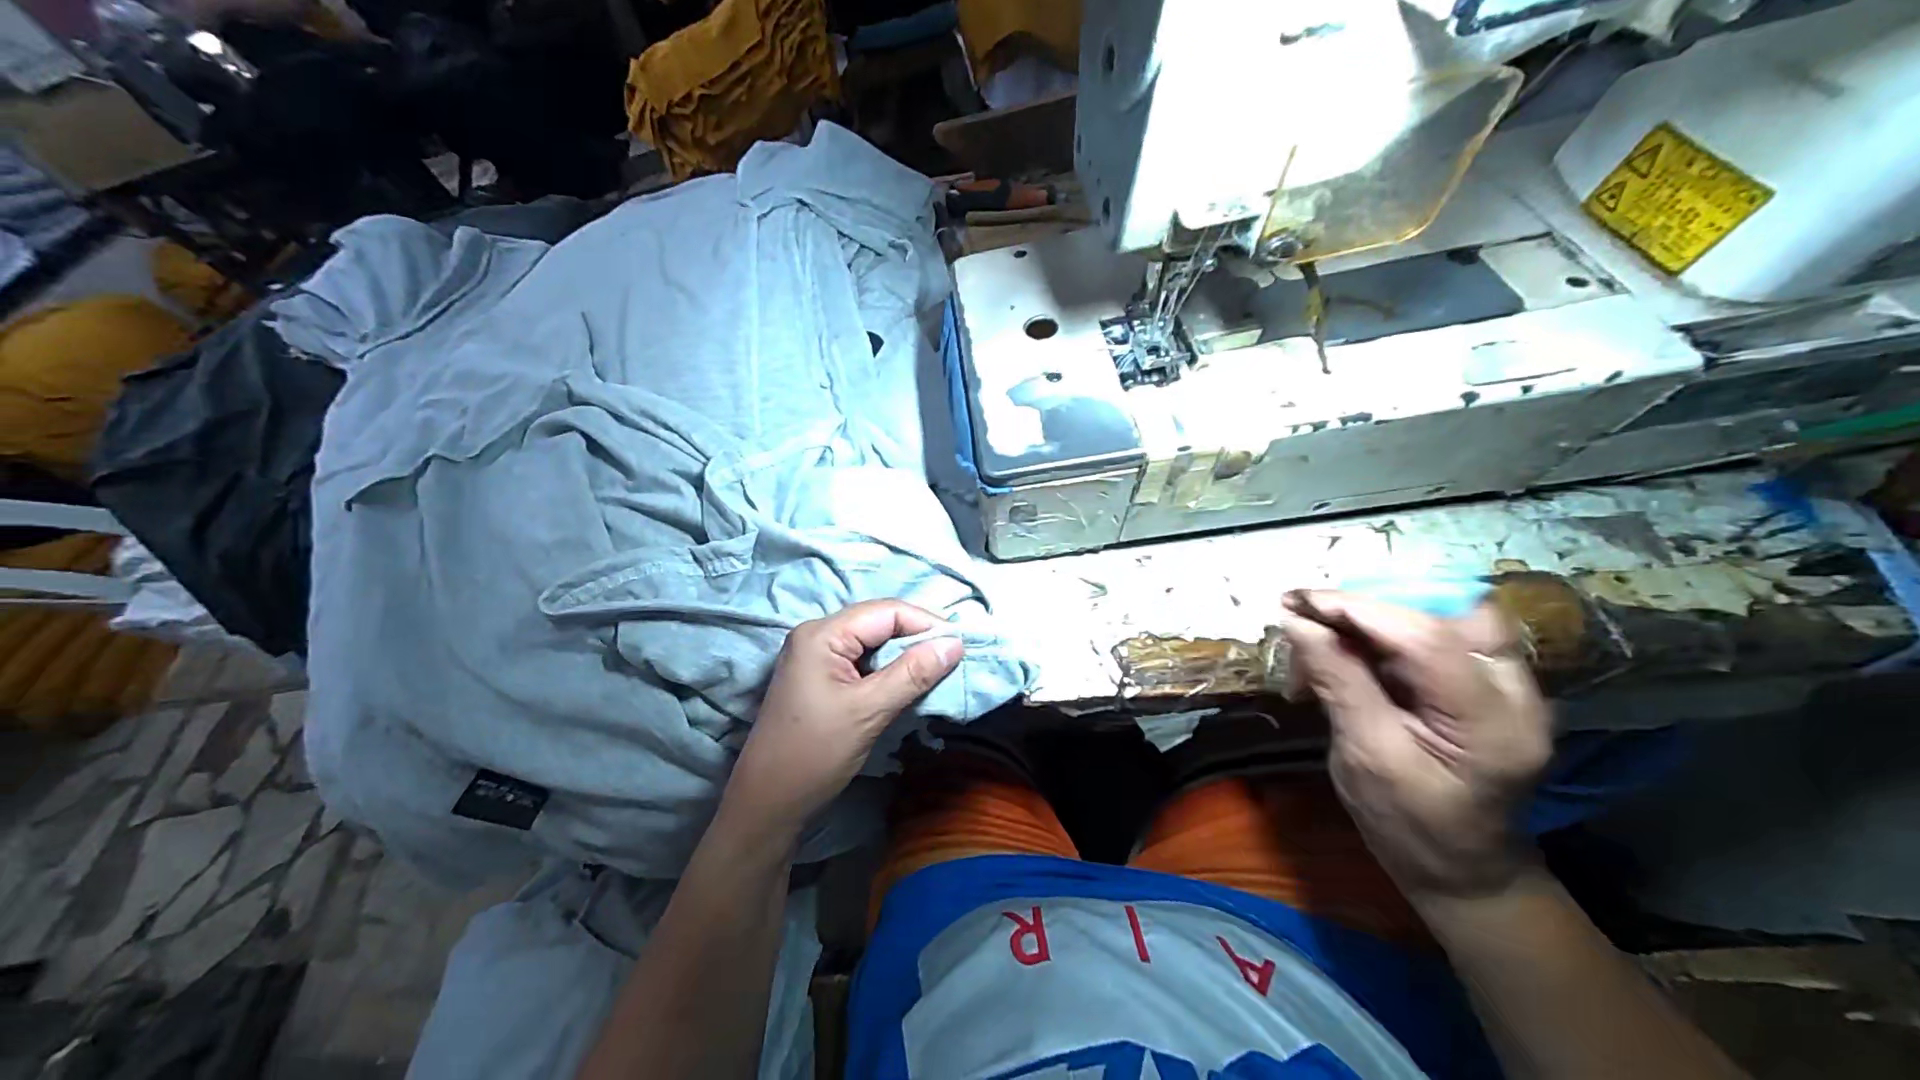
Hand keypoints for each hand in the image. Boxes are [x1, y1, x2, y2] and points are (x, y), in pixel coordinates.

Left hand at [725, 600, 962, 832]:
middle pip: (879, 622)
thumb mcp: (869, 711)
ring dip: (906, 655)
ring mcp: (816, 657)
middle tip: (954, 658)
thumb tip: (955, 644)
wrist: (768, 804)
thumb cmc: (814, 754)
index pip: (886, 612)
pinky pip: (863, 661)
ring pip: (874, 642)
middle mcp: (817, 636)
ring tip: (938, 670)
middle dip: (918, 637)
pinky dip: (889, 670)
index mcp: (822, 634)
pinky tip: (909, 683)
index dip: (926, 623)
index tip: (962, 645)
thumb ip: (913, 673)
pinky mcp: (821, 678)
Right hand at [1281, 590, 1551, 903]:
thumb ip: (1339, 682)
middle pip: (1441, 614)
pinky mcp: (1480, 682)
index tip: (1297, 602)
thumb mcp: (1366, 757)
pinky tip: (1343, 651)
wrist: (1462, 869)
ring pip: (1432, 618)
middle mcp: (1513, 690)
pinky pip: (1428, 636)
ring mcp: (1502, 684)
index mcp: (1493, 721)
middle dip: (1366, 607)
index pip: (1428, 638)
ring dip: (1368, 619)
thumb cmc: (1411, 826)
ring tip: (1316, 639)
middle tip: (1305, 614)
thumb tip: (1297, 622)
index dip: (1359, 610)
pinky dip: (1379, 635)